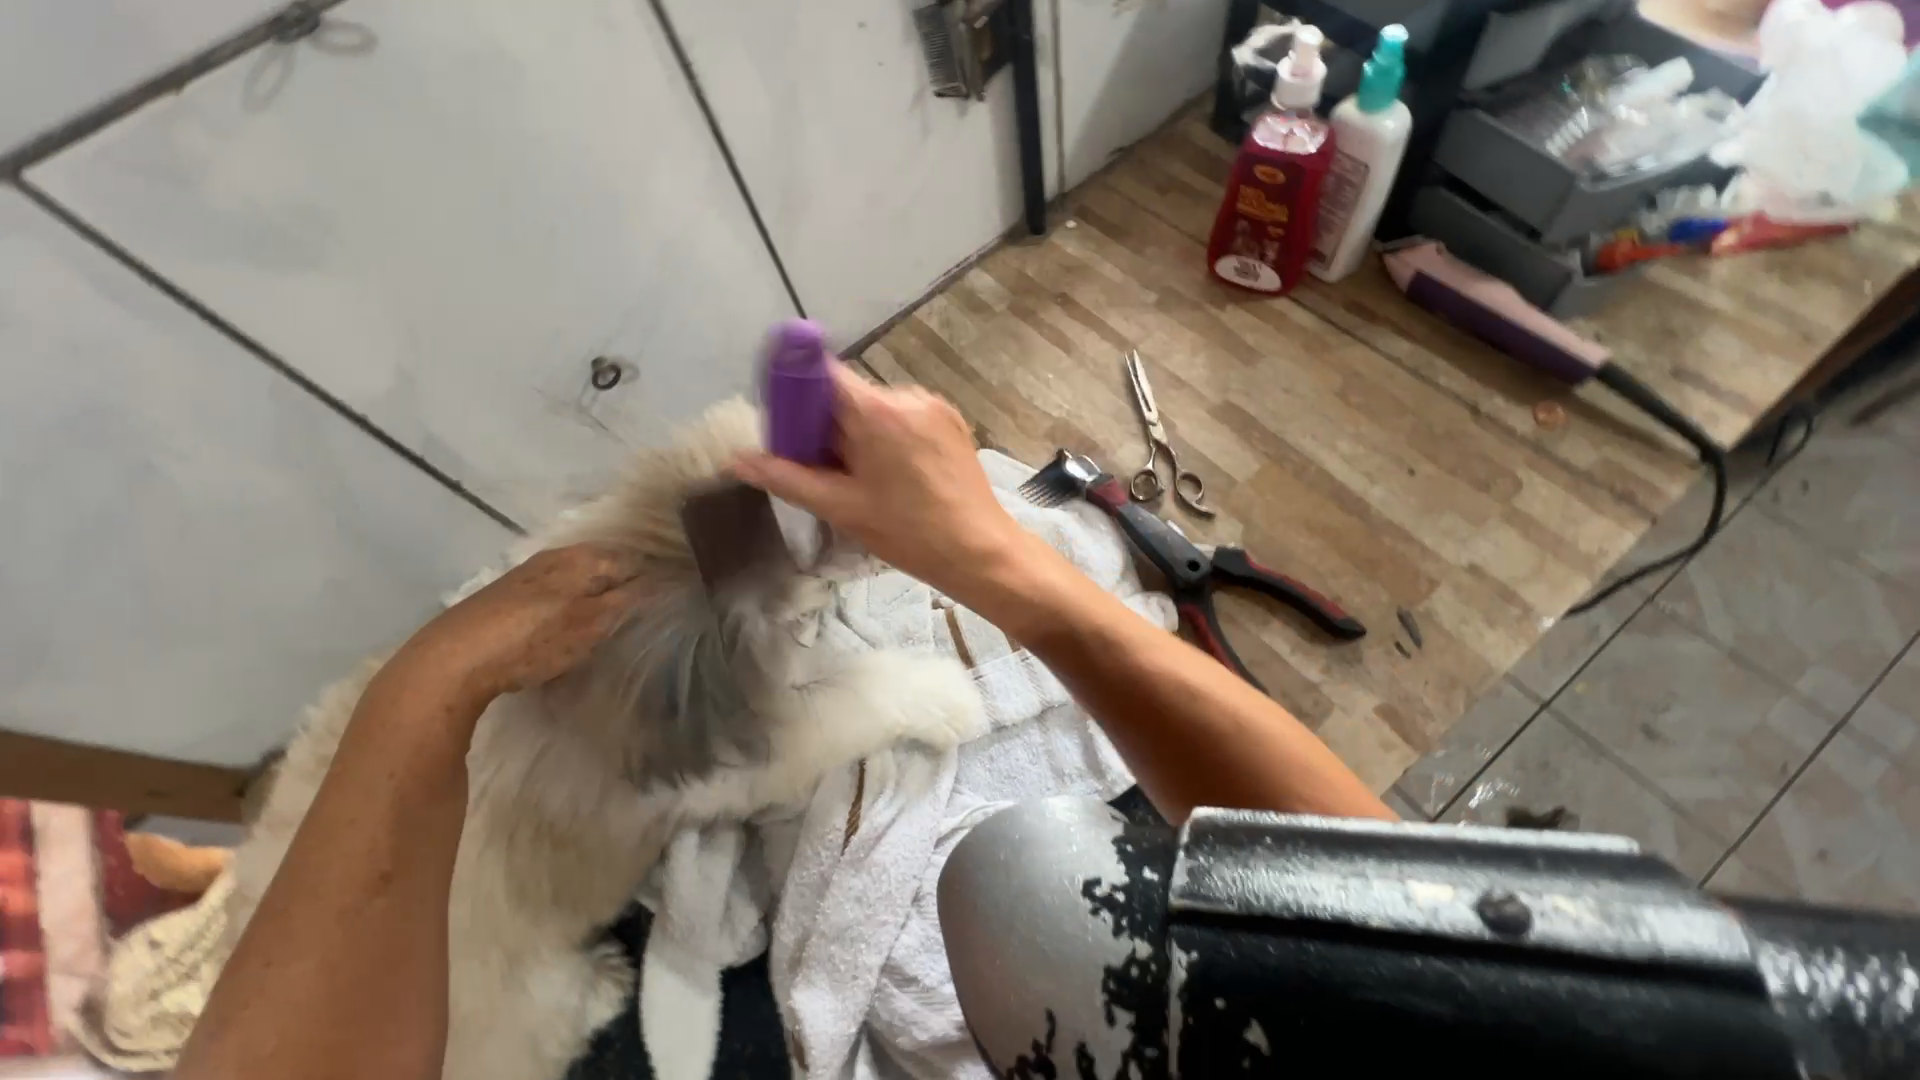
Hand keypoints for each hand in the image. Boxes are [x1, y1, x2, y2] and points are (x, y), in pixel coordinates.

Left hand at [382, 543, 647, 708]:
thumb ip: (628, 600)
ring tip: (611, 626)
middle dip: (625, 587)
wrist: (450, 661)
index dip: (653, 579)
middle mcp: (556, 557)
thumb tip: (661, 582)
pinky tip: (570, 630)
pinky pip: (556, 596)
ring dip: (596, 598)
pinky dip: (571, 608)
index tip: (669, 602)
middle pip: (603, 568)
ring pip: (578, 581)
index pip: (633, 559)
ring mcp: (528, 576)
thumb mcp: (591, 623)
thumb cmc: (532, 640)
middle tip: (644, 617)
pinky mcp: (507, 598)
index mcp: (581, 557)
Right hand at [731, 364, 1030, 601]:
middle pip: (847, 394)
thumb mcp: (841, 508)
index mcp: (877, 411)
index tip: (785, 422)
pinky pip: (903, 416)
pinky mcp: (950, 420)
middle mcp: (907, 396)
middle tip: (822, 469)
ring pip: (875, 407)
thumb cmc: (909, 533)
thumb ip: (786, 478)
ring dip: (857, 433)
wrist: (980, 551)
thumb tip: (737, 459)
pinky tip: (890, 475)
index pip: (821, 372)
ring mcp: (934, 406)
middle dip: (826, 425)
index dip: (795, 389)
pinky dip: (886, 436)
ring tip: (861, 480)